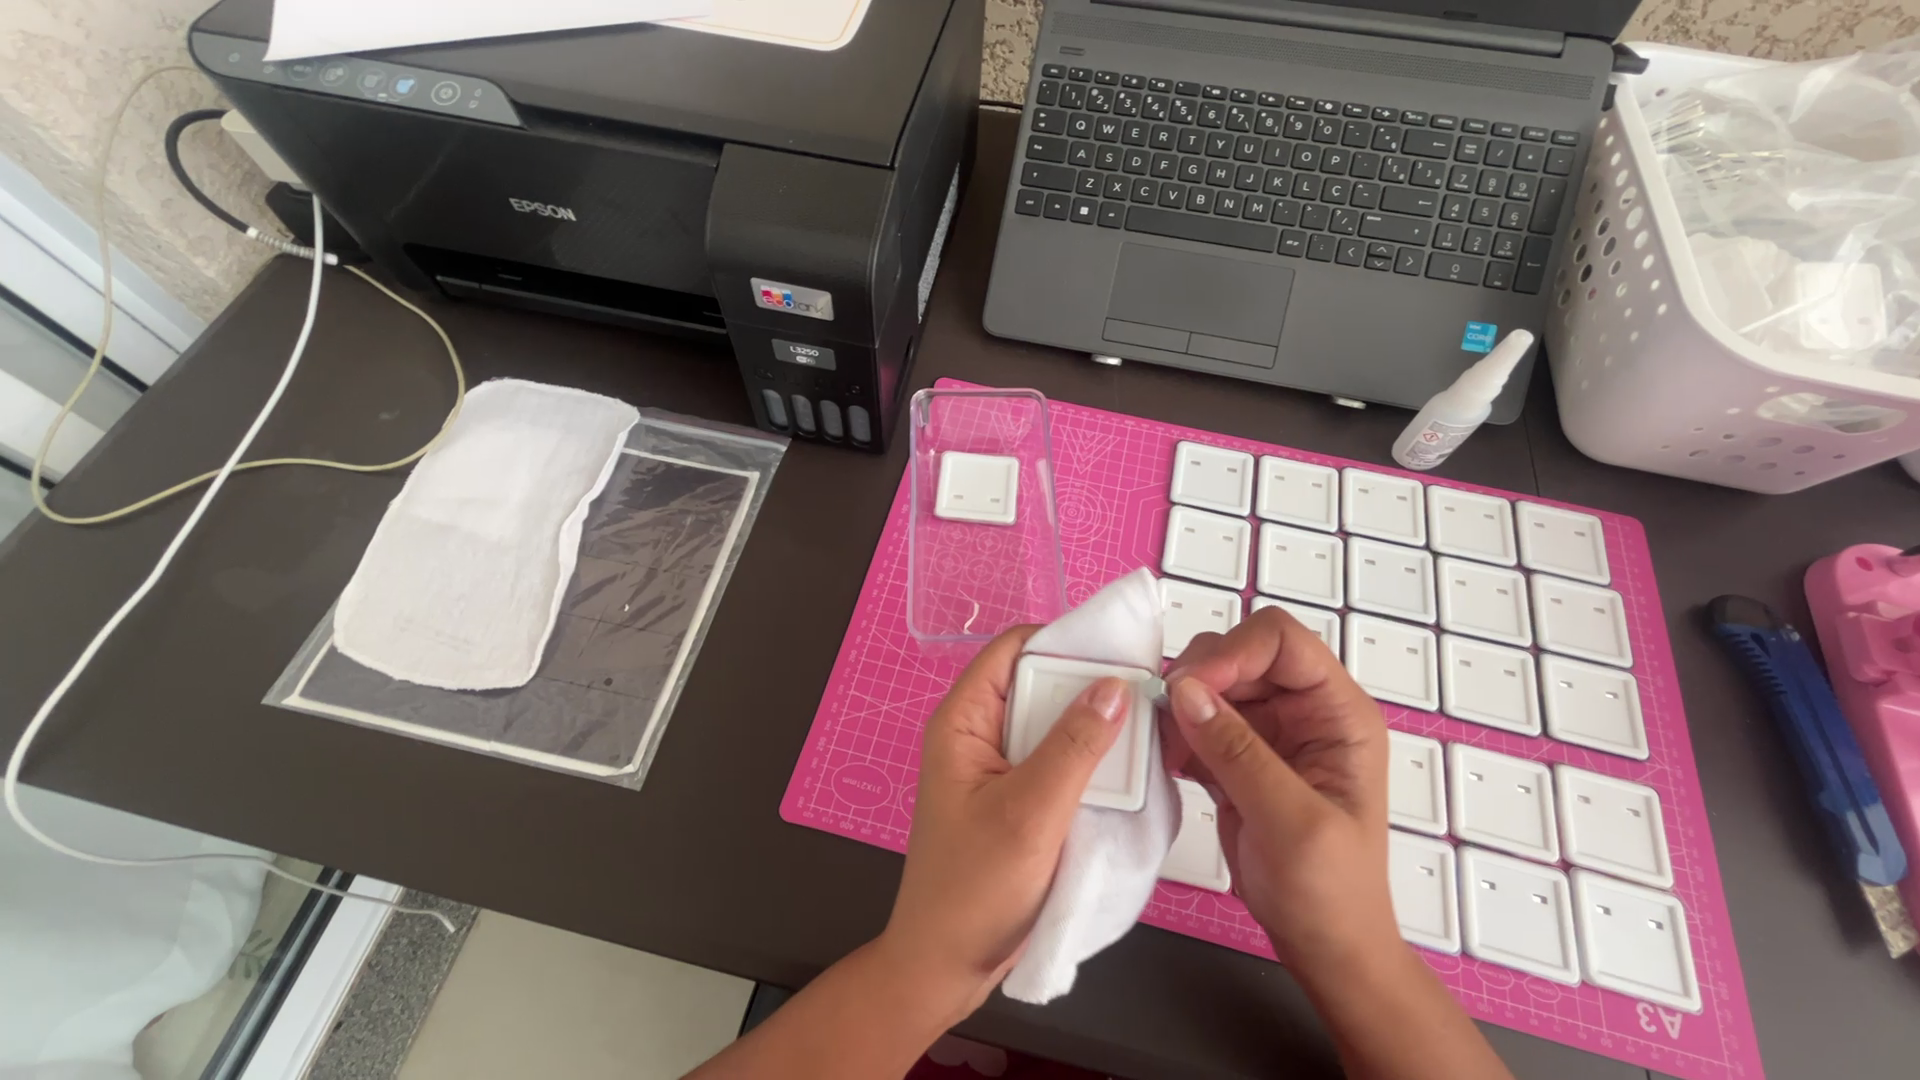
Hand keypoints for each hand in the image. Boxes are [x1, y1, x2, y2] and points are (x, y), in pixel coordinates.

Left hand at [881, 626, 1131, 1019]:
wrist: (948, 966)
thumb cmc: (974, 889)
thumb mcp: (1030, 812)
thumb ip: (1074, 747)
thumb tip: (1115, 686)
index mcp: (964, 721)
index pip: (1013, 650)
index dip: (1062, 641)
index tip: (1118, 650)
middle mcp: (979, 734)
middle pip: (1037, 684)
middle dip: (1087, 686)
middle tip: (1146, 694)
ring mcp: (998, 767)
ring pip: (1052, 724)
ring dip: (1093, 727)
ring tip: (1146, 729)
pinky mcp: (1017, 798)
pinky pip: (1057, 761)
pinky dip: (1088, 762)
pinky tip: (1125, 771)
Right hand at [1162, 607, 1398, 980]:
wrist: (1323, 945)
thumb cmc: (1330, 891)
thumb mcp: (1291, 822)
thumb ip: (1238, 752)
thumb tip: (1183, 690)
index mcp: (1338, 713)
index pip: (1282, 642)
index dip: (1234, 652)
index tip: (1190, 688)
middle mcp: (1303, 711)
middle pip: (1240, 654)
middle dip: (1200, 677)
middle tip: (1170, 718)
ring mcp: (1268, 732)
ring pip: (1211, 682)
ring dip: (1181, 705)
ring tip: (1168, 748)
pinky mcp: (1236, 754)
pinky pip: (1196, 719)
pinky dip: (1175, 732)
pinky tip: (1171, 763)